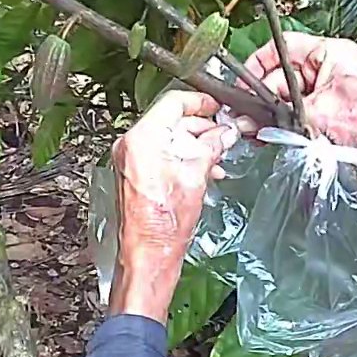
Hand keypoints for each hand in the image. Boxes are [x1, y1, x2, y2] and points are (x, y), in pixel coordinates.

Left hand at [110, 89, 239, 322]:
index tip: (218, 108)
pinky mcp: (135, 175)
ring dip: (194, 144)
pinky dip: (182, 158)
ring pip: (168, 138)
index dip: (201, 103)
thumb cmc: (164, 224)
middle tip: (226, 134)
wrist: (149, 254)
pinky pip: (161, 155)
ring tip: (218, 156)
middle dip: (201, 127)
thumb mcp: (197, 177)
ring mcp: (130, 160)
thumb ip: (212, 147)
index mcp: (142, 139)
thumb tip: (225, 132)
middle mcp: (130, 145)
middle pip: (171, 120)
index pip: (173, 102)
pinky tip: (203, 169)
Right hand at [246, 31, 356, 207]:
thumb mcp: (317, 112)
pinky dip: (288, 125)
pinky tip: (273, 137)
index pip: (283, 46)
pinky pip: (303, 115)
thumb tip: (249, 121)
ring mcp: (333, 90)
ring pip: (291, 99)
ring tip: (257, 131)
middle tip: (245, 119)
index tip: (243, 84)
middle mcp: (331, 68)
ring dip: (273, 115)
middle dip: (263, 98)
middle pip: (284, 76)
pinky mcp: (335, 113)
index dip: (259, 64)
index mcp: (330, 53)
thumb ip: (279, 116)